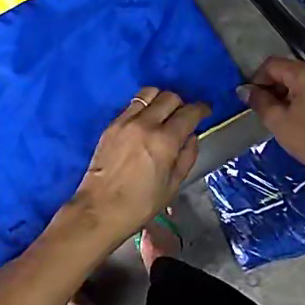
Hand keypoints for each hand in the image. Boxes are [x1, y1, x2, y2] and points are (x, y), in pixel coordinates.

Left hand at [68, 87, 206, 244]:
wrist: (99, 210)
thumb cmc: (141, 203)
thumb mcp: (174, 184)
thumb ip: (187, 155)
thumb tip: (191, 137)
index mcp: (165, 140)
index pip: (189, 112)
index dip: (201, 109)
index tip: (205, 111)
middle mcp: (146, 124)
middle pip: (170, 97)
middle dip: (182, 104)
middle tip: (183, 116)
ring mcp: (125, 122)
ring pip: (149, 93)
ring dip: (161, 100)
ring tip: (163, 113)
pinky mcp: (111, 126)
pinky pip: (132, 105)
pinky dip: (143, 107)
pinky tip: (145, 122)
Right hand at [242, 57, 304, 186]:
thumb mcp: (278, 121)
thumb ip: (259, 101)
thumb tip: (244, 90)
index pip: (273, 63)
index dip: (257, 79)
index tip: (252, 100)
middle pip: (288, 70)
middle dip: (272, 87)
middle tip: (265, 111)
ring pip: (301, 81)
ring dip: (286, 94)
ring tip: (281, 118)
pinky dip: (301, 100)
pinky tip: (299, 121)